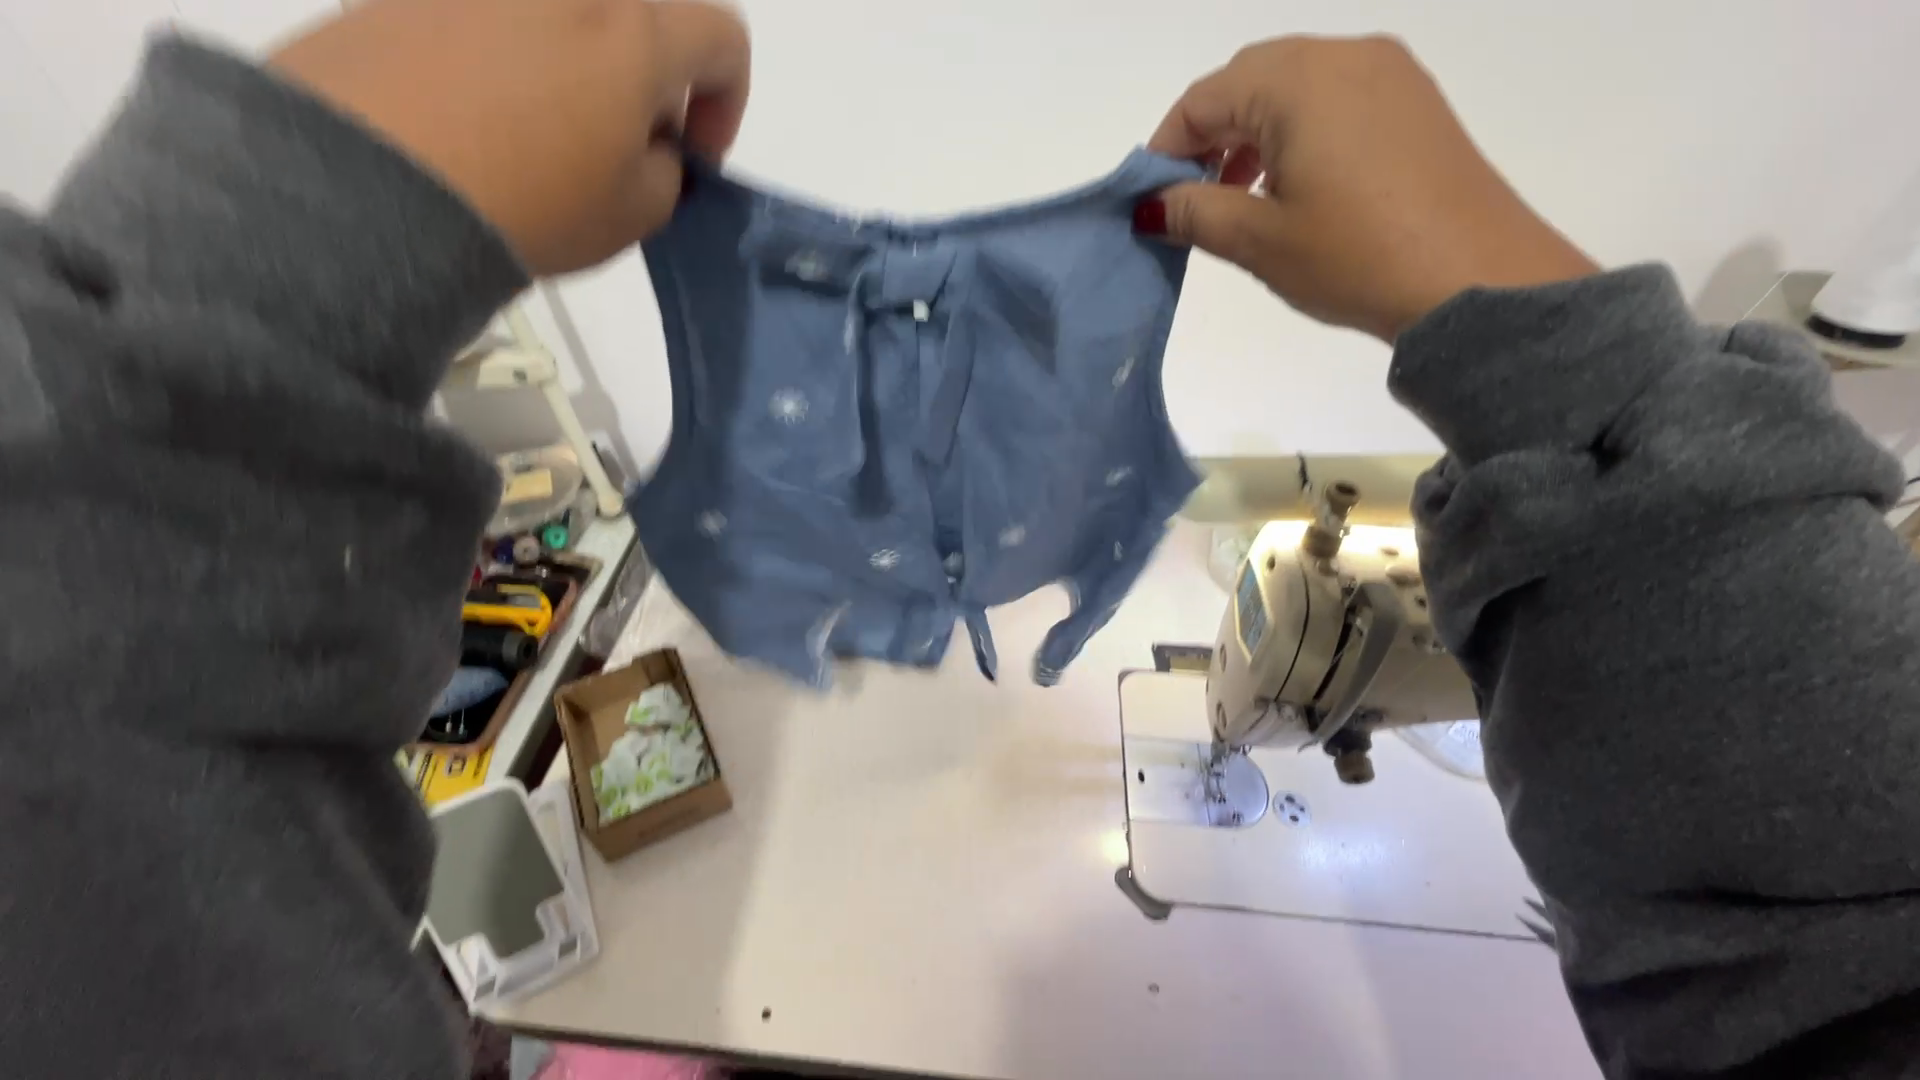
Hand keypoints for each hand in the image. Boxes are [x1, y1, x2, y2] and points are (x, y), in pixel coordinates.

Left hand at [270, 0, 749, 275]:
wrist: (373, 183)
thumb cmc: (533, 200)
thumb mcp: (638, 212)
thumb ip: (670, 169)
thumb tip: (651, 145)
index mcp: (637, 27)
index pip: (724, 40)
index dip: (727, 104)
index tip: (692, 154)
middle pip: (646, 16)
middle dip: (655, 77)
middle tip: (627, 139)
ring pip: (573, 15)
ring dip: (587, 62)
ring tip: (553, 126)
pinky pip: (502, 16)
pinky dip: (519, 52)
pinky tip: (491, 110)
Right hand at [1142, 36, 1595, 341]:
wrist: (1475, 280)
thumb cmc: (1354, 256)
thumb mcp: (1258, 239)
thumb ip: (1193, 212)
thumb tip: (1149, 206)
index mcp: (1298, 80)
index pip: (1204, 98)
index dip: (1164, 148)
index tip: (1148, 200)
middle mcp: (1345, 55)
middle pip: (1248, 80)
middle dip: (1208, 136)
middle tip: (1191, 198)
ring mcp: (1389, 73)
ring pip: (1293, 87)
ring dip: (1251, 134)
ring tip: (1238, 196)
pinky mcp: (1415, 101)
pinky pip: (1335, 99)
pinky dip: (1297, 132)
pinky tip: (1292, 185)